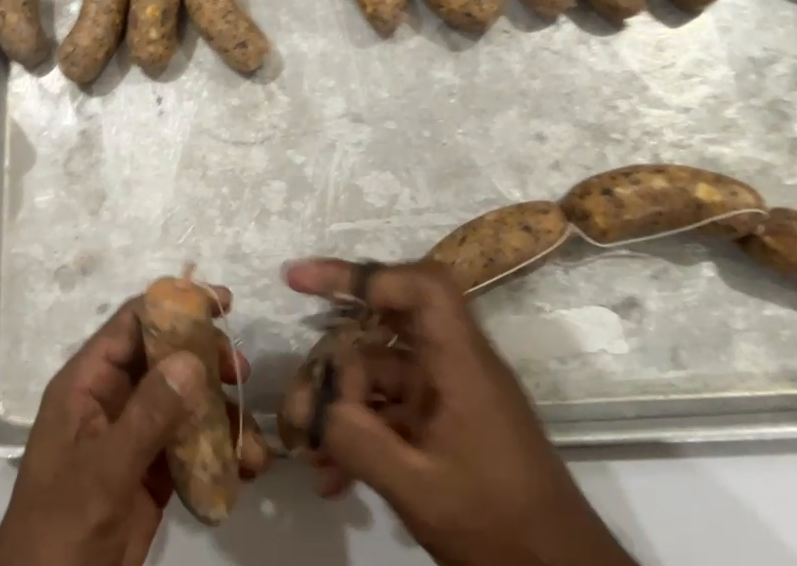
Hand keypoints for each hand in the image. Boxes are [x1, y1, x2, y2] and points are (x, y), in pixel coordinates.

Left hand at [0, 291, 255, 565]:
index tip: (223, 303)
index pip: (131, 325)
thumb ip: (148, 413)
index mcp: (87, 384)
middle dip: (206, 361)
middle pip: (165, 359)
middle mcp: (111, 400)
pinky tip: (244, 469)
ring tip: (251, 443)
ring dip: (221, 416)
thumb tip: (192, 359)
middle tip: (240, 373)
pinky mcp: (152, 472)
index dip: (174, 306)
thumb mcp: (104, 466)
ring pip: (184, 404)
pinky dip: (219, 453)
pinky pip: (190, 446)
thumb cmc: (62, 522)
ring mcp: (133, 437)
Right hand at [286, 259, 637, 565]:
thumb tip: (308, 408)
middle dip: (333, 360)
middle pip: (385, 330)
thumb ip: (357, 442)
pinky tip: (331, 475)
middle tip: (298, 402)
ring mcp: (448, 399)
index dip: (362, 274)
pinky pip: (389, 412)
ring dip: (339, 408)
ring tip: (307, 448)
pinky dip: (358, 434)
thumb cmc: (498, 522)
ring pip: (379, 376)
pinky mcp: (442, 428)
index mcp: (462, 365)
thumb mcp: (418, 488)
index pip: (419, 288)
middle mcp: (454, 368)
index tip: (302, 284)